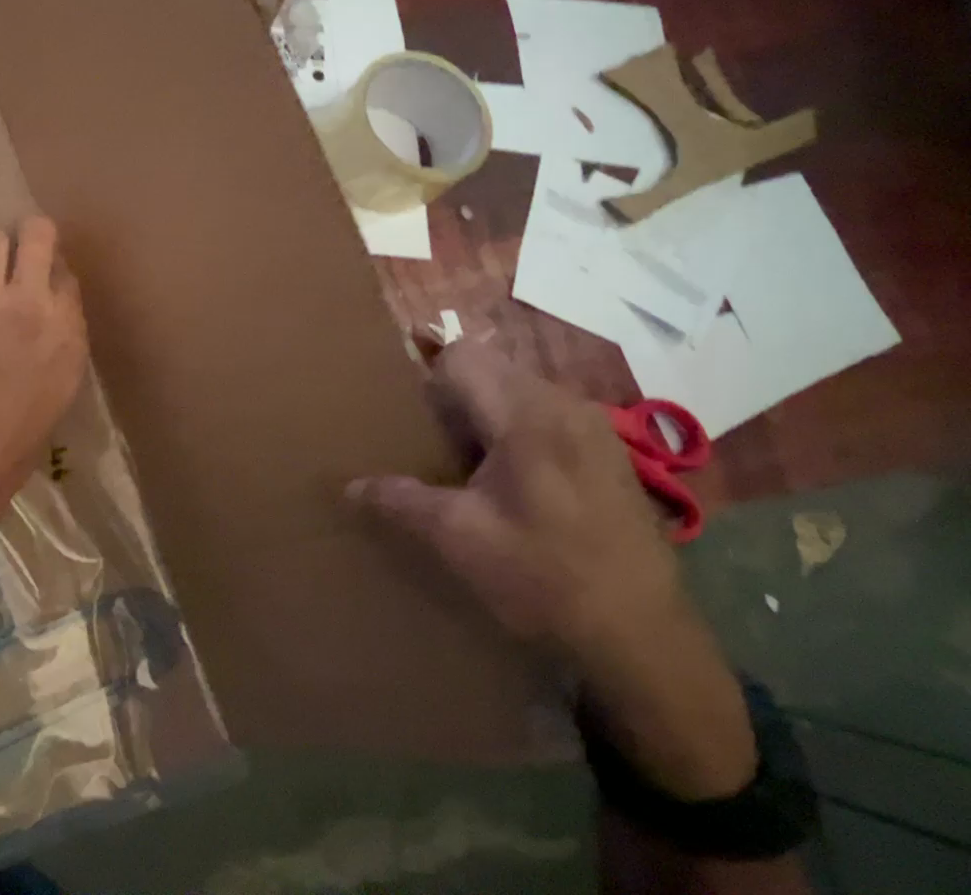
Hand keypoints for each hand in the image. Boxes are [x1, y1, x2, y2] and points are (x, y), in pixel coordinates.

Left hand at [0, 216, 88, 493]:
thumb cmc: (25, 430)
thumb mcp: (65, 383)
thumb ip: (65, 335)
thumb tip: (56, 304)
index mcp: (65, 324)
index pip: (67, 272)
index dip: (56, 272)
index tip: (48, 281)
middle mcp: (26, 300)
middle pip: (34, 234)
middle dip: (31, 235)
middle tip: (23, 251)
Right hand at [349, 342, 756, 800]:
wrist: (641, 635)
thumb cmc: (542, 577)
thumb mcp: (457, 538)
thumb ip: (399, 500)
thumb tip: (349, 487)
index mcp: (527, 417)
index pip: (463, 356)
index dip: (425, 376)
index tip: (403, 414)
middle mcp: (567, 406)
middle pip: (492, 369)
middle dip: (451, 396)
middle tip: (423, 443)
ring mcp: (596, 429)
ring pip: (519, 392)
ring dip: (482, 415)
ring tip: (460, 466)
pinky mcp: (608, 455)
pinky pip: (546, 417)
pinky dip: (513, 432)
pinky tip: (506, 484)